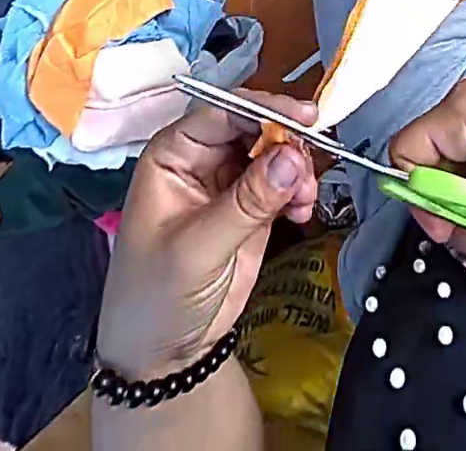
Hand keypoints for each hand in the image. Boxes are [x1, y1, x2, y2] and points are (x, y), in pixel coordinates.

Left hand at [96, 90, 319, 379]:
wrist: (165, 355)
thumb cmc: (156, 298)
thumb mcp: (198, 249)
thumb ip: (246, 201)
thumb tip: (291, 157)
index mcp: (174, 155)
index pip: (224, 113)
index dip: (264, 110)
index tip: (304, 117)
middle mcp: (204, 158)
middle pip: (257, 126)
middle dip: (288, 142)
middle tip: (309, 165)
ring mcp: (232, 180)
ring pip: (278, 150)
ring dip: (299, 170)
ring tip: (304, 199)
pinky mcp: (255, 202)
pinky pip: (288, 179)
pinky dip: (301, 190)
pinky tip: (301, 212)